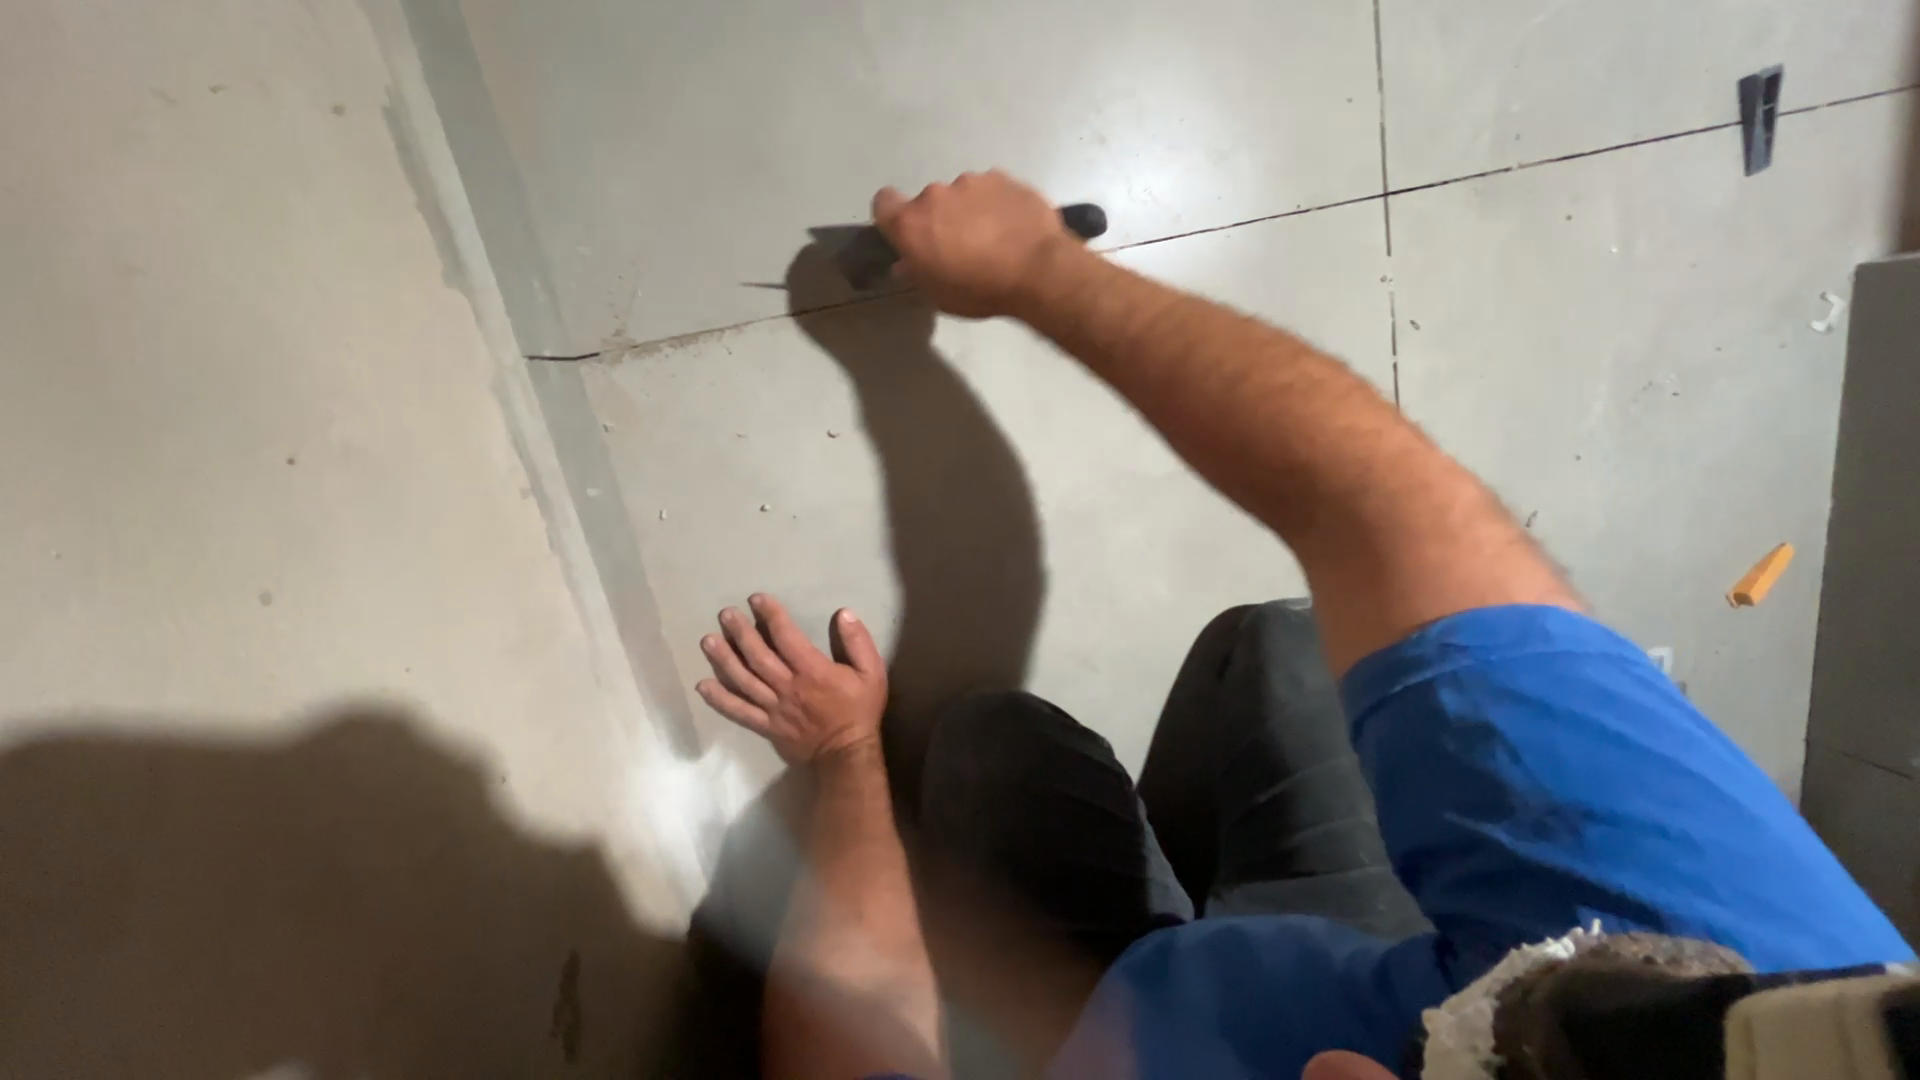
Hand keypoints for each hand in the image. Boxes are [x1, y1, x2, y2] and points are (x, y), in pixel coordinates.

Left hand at [696, 593, 888, 765]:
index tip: (757, 599)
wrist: (846, 754)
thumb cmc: (859, 710)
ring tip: (708, 641)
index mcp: (812, 671)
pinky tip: (703, 686)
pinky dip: (719, 699)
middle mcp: (787, 687)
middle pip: (758, 656)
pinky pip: (739, 711)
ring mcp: (773, 708)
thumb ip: (858, 642)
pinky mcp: (766, 726)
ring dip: (724, 659)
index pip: (786, 637)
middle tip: (725, 614)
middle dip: (740, 632)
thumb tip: (844, 614)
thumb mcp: (872, 673)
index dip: (771, 615)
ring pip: (743, 680)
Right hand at [872, 170, 1078, 318]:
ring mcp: (972, 181)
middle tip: (960, 247)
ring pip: (962, 194)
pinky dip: (997, 204)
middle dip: (940, 219)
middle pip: (928, 202)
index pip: (883, 203)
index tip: (908, 235)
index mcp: (911, 223)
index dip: (892, 217)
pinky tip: (1013, 226)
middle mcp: (936, 194)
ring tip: (993, 238)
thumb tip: (904, 264)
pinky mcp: (1004, 177)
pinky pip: (992, 190)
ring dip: (970, 210)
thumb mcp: (939, 296)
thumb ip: (916, 274)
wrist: (1037, 270)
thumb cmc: (979, 290)